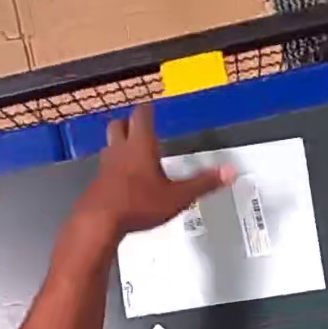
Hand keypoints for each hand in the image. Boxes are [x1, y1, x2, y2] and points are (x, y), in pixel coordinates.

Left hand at [71, 102, 234, 240]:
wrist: (100, 221)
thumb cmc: (138, 205)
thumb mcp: (178, 197)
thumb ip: (204, 183)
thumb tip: (229, 172)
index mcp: (141, 147)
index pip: (142, 117)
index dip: (148, 110)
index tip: (152, 107)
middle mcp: (120, 151)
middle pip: (120, 125)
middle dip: (130, 123)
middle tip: (139, 125)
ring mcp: (106, 166)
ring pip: (111, 145)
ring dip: (121, 143)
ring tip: (133, 150)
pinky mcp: (98, 182)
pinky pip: (107, 167)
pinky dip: (116, 166)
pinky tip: (124, 179)